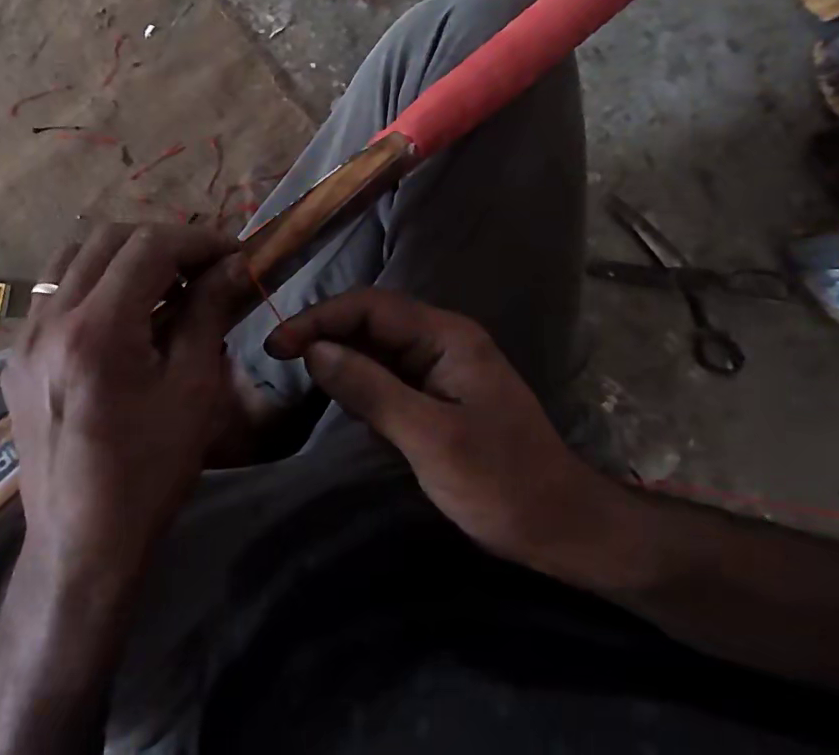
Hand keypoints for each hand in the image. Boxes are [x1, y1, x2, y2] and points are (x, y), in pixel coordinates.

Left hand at [3, 223, 251, 583]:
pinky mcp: (15, 358)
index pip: (148, 246)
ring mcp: (24, 337)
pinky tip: (118, 318)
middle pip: (106, 239)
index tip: (231, 253)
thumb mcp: (193, 391)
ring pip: (71, 259)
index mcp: (97, 330)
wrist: (81, 542)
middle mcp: (50, 319)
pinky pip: (51, 295)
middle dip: (160, 241)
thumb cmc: (148, 472)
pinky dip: (90, 285)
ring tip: (159, 285)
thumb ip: (208, 314)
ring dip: (120, 257)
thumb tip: (232, 265)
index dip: (197, 240)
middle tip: (198, 267)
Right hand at [264, 289, 624, 574]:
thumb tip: (313, 351)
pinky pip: (382, 376)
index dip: (319, 319)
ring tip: (302, 376)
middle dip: (323, 334)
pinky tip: (342, 401)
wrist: (561, 531)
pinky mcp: (432, 396)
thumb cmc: (501, 481)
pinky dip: (355, 383)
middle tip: (279, 358)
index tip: (277, 344)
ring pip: (371, 348)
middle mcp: (439, 342)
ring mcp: (436, 369)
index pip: (369, 307)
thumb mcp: (430, 436)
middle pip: (367, 322)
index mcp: (447, 337)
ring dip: (336, 357)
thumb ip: (370, 389)